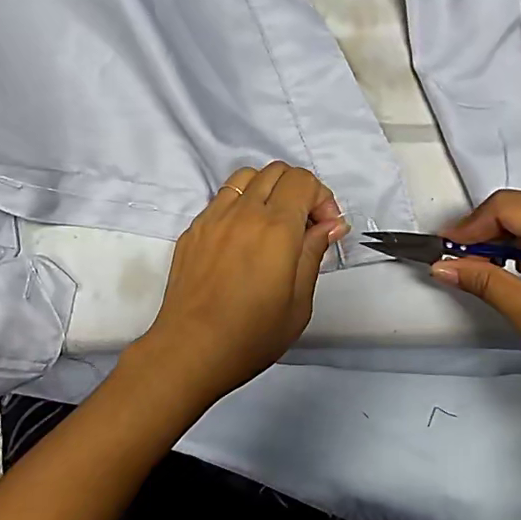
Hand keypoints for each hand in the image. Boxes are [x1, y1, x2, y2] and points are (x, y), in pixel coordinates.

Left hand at [127, 162, 348, 405]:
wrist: (191, 348)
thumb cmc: (251, 335)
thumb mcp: (299, 302)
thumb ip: (313, 253)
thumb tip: (329, 223)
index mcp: (275, 228)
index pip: (302, 180)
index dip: (321, 197)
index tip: (325, 227)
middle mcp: (243, 213)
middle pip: (275, 171)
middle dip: (298, 189)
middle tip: (303, 225)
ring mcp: (213, 218)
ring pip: (245, 177)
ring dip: (267, 190)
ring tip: (272, 224)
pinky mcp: (193, 230)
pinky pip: (221, 199)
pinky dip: (240, 204)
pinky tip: (243, 238)